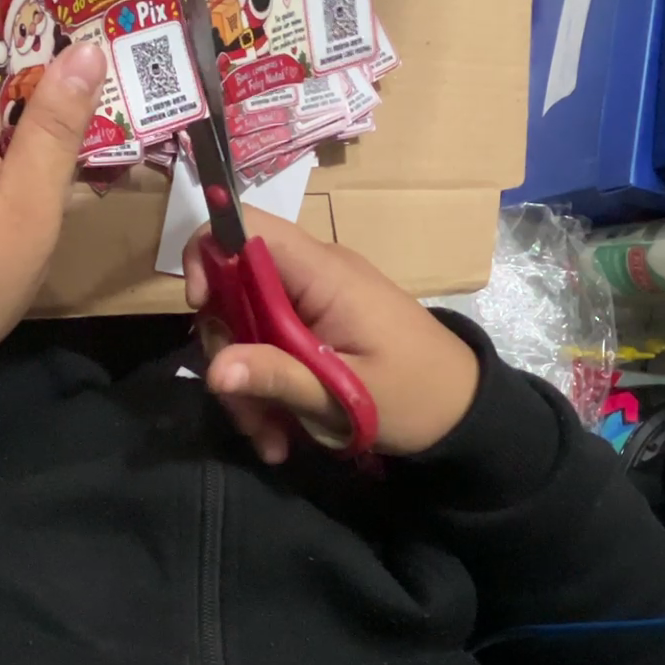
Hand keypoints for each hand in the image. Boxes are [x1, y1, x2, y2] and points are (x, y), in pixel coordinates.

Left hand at [0, 39, 106, 398]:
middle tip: (52, 191)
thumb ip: (56, 129)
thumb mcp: (26, 216)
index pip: (30, 58)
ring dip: (10, 144)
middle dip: (36, 126)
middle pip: (2, 76)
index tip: (78, 156)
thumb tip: (89, 46)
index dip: (62, 104)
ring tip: (19, 205)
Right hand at [182, 210, 479, 460]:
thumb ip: (277, 377)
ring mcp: (310, 300)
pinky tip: (280, 434)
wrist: (463, 411)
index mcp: (322, 274)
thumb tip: (213, 370)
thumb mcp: (341, 396)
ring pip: (245, 325)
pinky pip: (268, 343)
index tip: (202, 306)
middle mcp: (311, 275)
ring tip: (270, 438)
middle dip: (228, 352)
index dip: (210, 252)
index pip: (248, 225)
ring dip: (247, 384)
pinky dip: (265, 386)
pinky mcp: (312, 325)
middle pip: (234, 289)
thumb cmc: (414, 396)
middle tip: (244, 412)